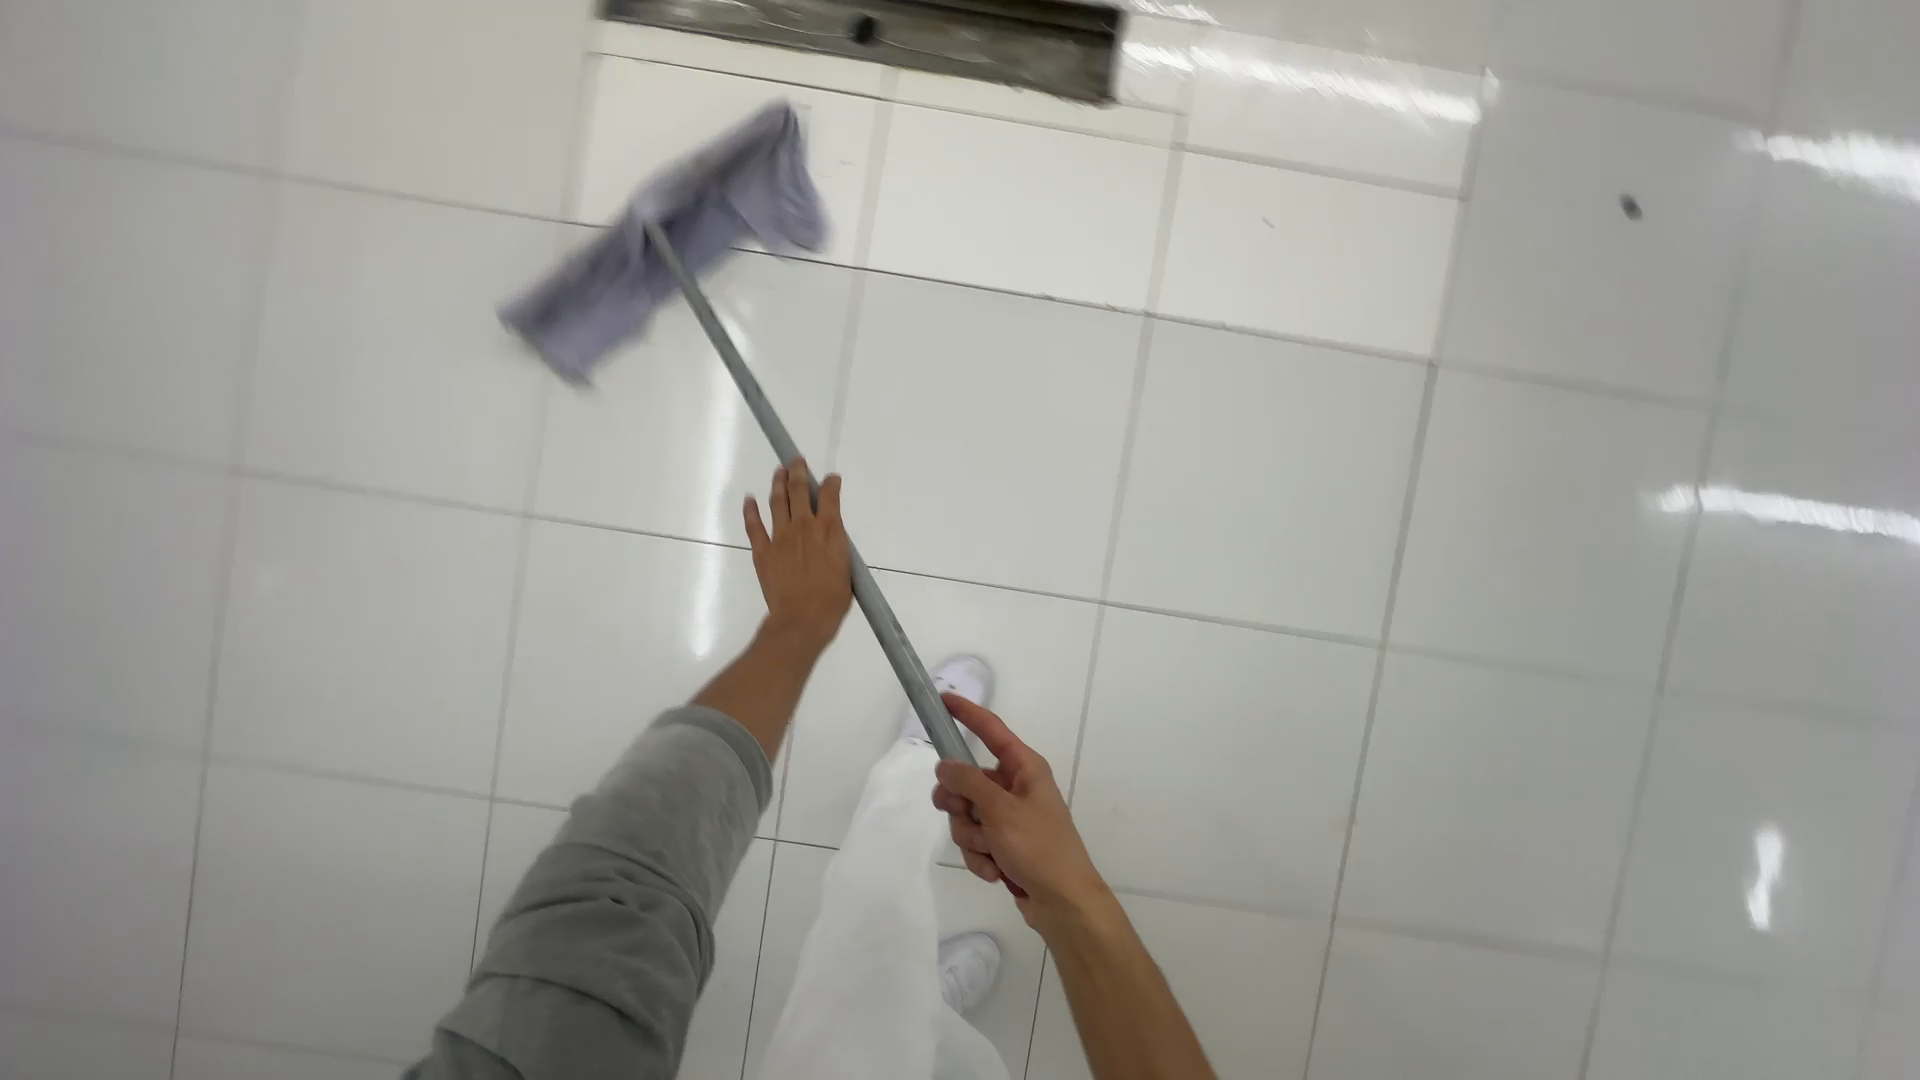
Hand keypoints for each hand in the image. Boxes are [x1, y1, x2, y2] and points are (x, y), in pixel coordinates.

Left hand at [743, 459, 851, 653]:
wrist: (802, 619)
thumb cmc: (832, 600)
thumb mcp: (847, 569)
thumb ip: (838, 547)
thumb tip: (832, 536)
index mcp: (830, 531)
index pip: (831, 497)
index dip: (831, 483)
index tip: (831, 478)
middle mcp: (805, 526)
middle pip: (799, 491)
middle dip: (798, 471)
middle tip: (797, 460)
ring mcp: (780, 537)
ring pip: (778, 501)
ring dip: (778, 483)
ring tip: (779, 471)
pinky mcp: (763, 550)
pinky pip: (754, 525)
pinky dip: (751, 510)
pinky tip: (750, 499)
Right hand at [933, 694, 1112, 936]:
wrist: (1064, 903)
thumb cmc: (1039, 847)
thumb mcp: (1001, 810)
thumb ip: (968, 783)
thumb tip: (944, 765)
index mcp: (1024, 768)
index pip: (991, 730)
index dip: (966, 713)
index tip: (943, 699)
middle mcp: (1016, 787)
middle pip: (967, 781)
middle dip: (961, 805)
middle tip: (965, 816)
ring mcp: (1010, 818)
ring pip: (967, 815)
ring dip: (972, 837)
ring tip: (991, 853)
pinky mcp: (1004, 845)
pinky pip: (976, 841)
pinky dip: (980, 858)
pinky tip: (996, 872)